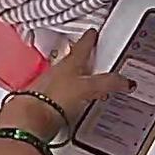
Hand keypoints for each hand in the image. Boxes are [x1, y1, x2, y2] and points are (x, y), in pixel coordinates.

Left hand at [0, 29, 133, 142]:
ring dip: (75, 79)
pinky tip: (71, 104)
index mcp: (68, 64)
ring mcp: (47, 88)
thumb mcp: (88, 88)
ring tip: (85, 84)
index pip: (82, 47)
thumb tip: (126, 82)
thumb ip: (108, 84)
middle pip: (72, 62)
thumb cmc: (51, 99)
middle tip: (90, 56)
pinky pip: (60, 96)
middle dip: (82, 59)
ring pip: (64, 78)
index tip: (92, 33)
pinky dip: (68, 97)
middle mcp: (55, 73)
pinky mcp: (42, 105)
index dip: (89, 39)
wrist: (28, 121)